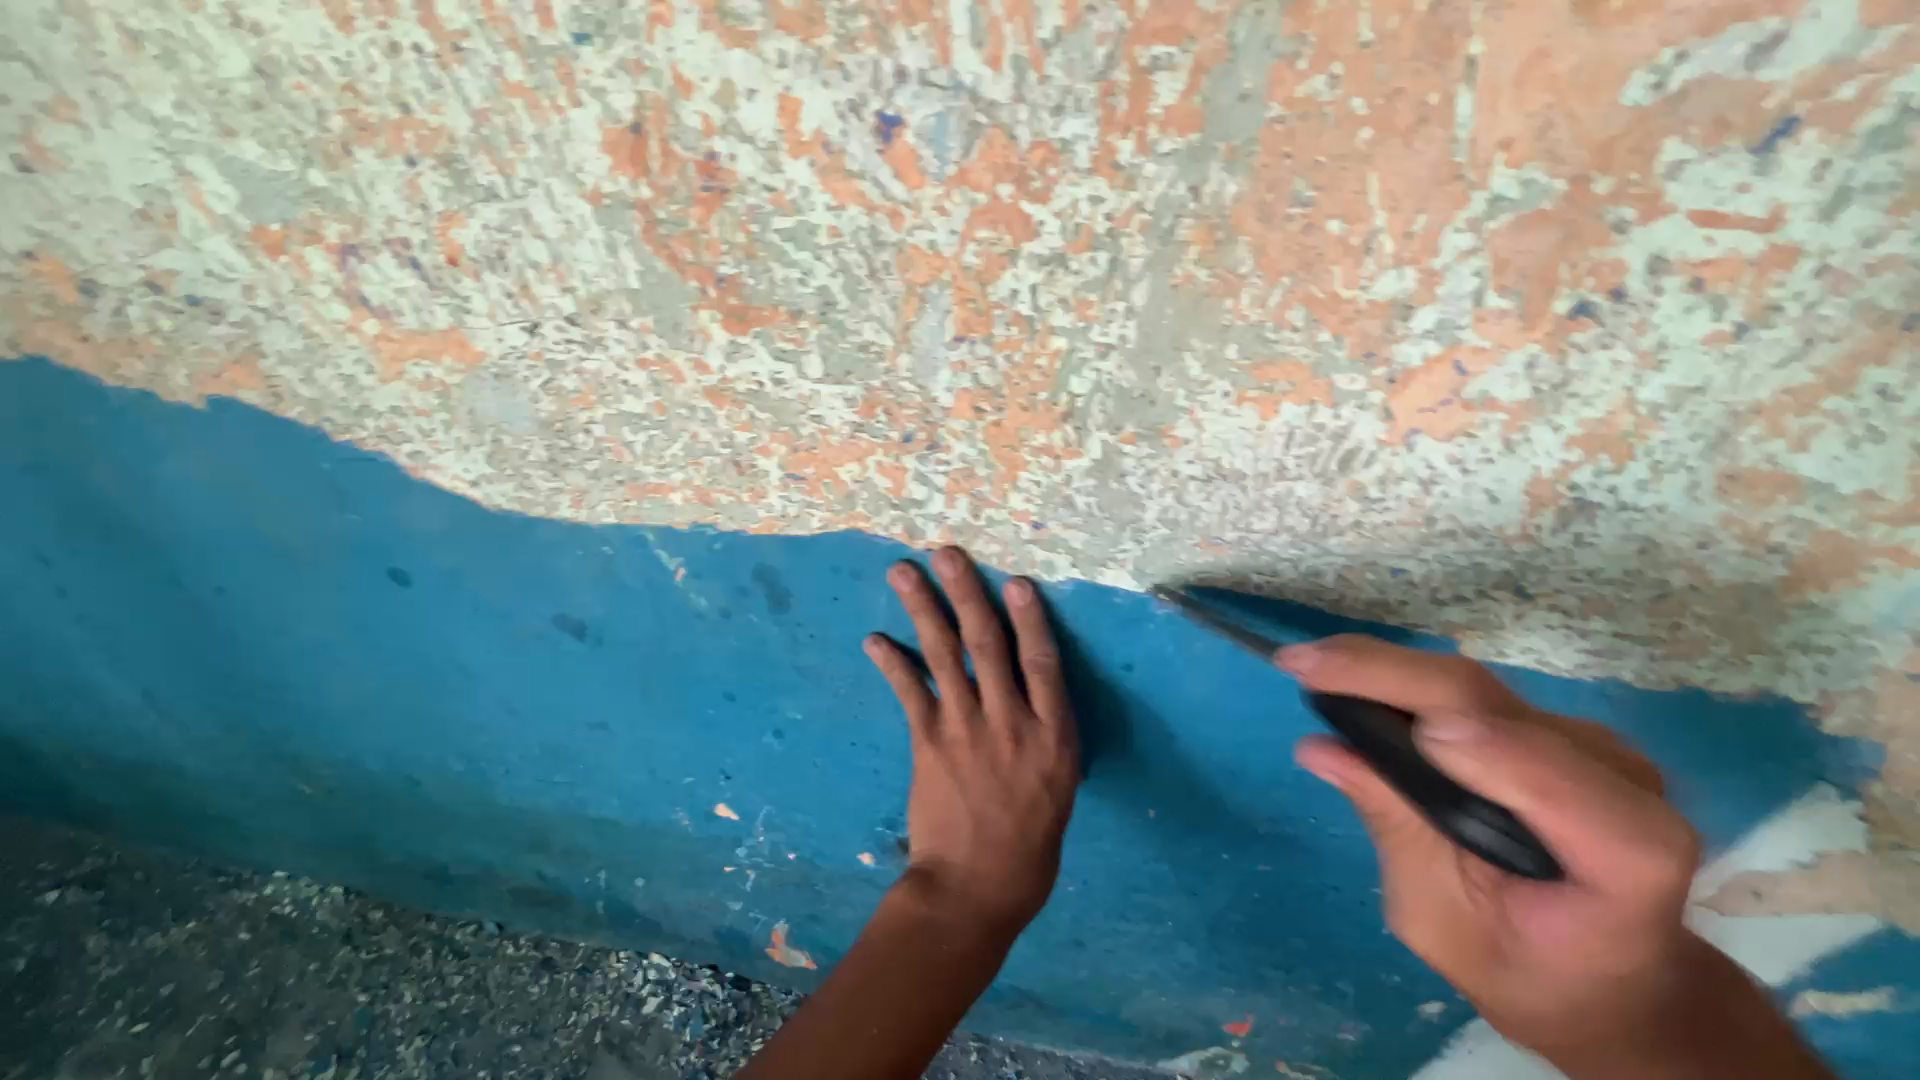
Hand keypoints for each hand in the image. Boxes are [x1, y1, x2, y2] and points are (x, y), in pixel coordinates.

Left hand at [865, 547, 1079, 934]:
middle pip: (989, 645)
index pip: (1044, 663)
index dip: (1031, 619)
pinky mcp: (929, 745)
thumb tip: (1034, 706)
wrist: (978, 889)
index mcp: (1054, 736)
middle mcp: (1012, 723)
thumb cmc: (1030, 846)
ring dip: (923, 610)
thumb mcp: (1059, 788)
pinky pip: (911, 693)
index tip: (1017, 582)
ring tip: (904, 573)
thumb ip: (1047, 739)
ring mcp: (967, 731)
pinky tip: (875, 639)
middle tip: (948, 553)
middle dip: (968, 593)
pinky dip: (892, 663)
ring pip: (945, 657)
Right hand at [1285, 634, 1702, 1062]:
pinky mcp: (1544, 726)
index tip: (1414, 736)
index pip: (1564, 789)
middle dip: (1393, 677)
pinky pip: (1464, 690)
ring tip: (1310, 665)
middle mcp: (1615, 779)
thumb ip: (1398, 833)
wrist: (1599, 970)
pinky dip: (1399, 678)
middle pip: (1495, 708)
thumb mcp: (1445, 922)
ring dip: (1384, 668)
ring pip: (1472, 686)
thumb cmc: (1526, 966)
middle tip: (1301, 664)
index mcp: (1624, 855)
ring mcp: (1581, 743)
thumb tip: (1322, 749)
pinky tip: (1346, 673)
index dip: (1496, 752)